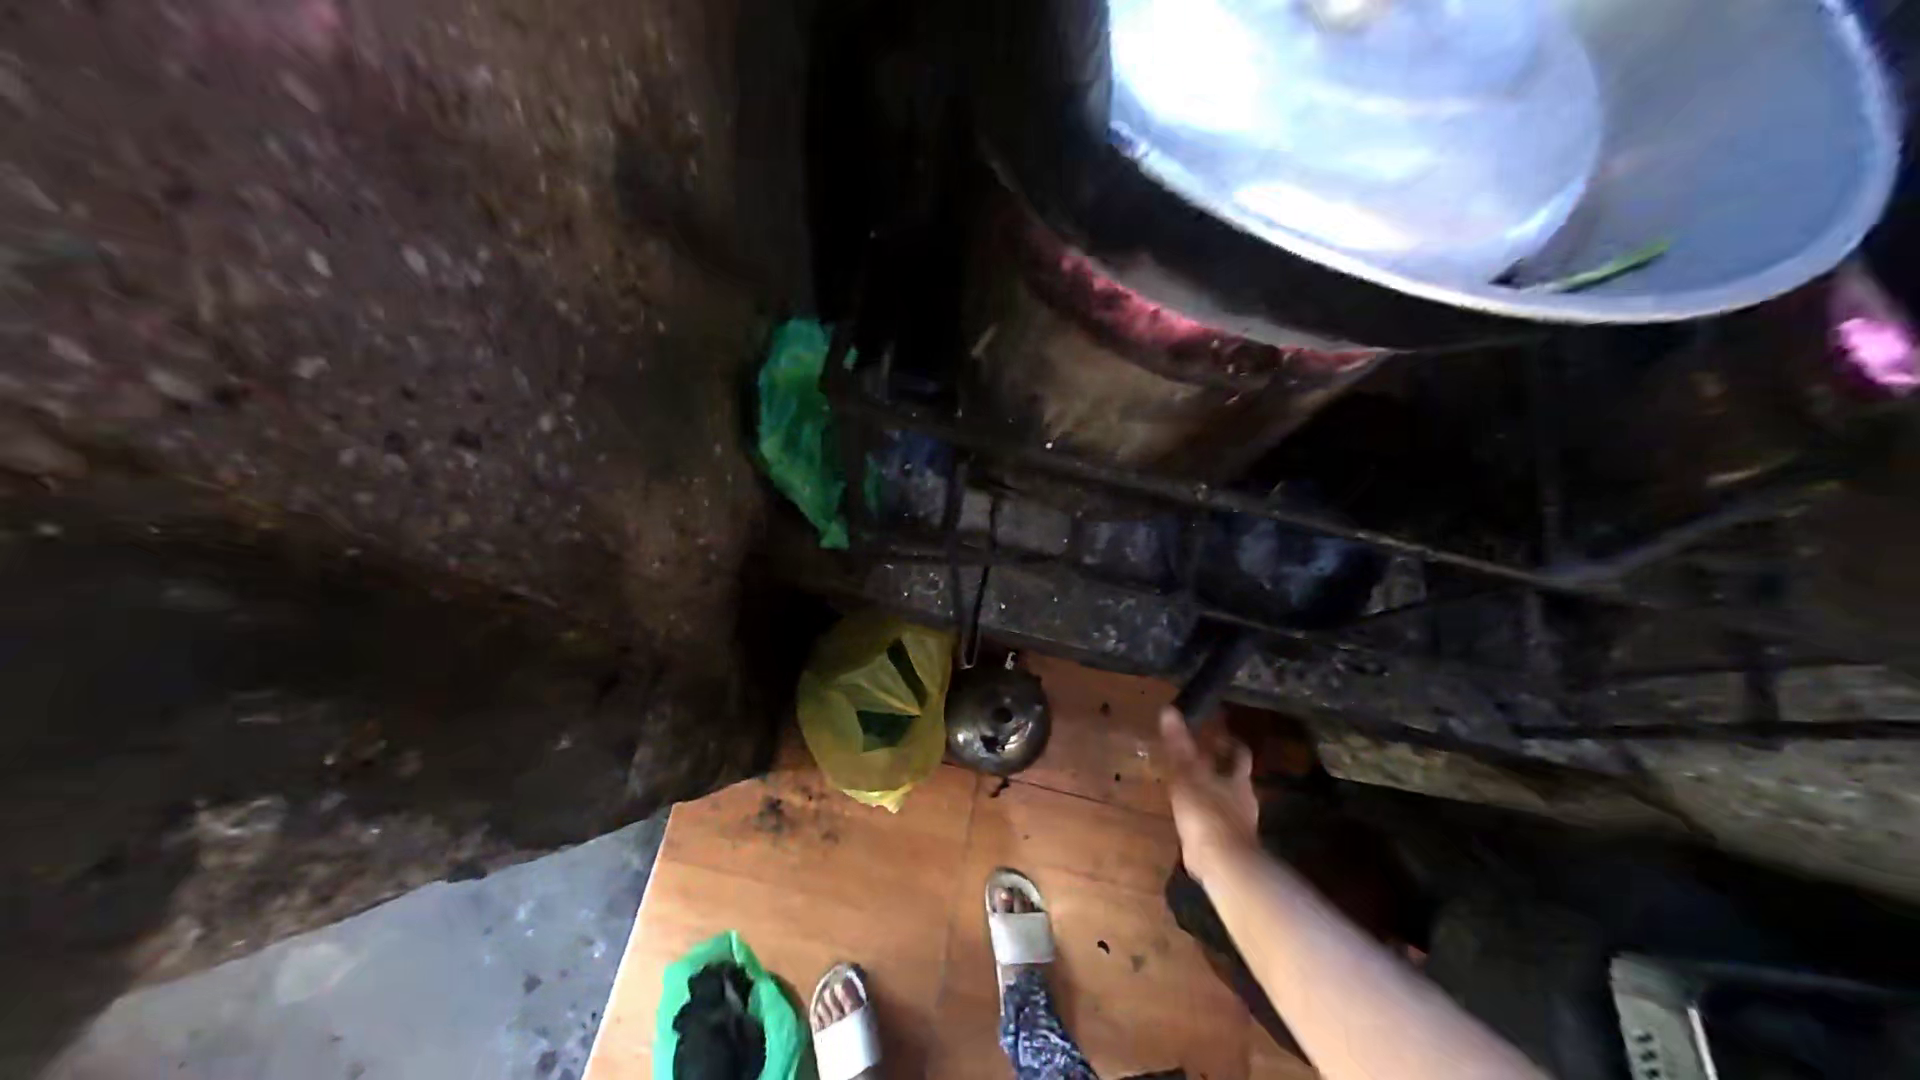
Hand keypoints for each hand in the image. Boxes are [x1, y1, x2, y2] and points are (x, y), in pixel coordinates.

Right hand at [1159, 706, 1258, 883]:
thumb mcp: (1187, 775)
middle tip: (1196, 762)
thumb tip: (1169, 710)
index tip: (1214, 736)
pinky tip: (1190, 820)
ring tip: (1189, 790)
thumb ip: (1178, 746)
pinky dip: (1206, 819)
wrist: (1222, 865)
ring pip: (1227, 802)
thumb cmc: (1206, 813)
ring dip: (1211, 795)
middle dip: (1218, 770)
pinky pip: (1217, 824)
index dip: (1229, 743)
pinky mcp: (1227, 845)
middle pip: (1234, 778)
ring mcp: (1238, 825)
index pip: (1239, 754)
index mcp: (1237, 780)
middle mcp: (1243, 800)